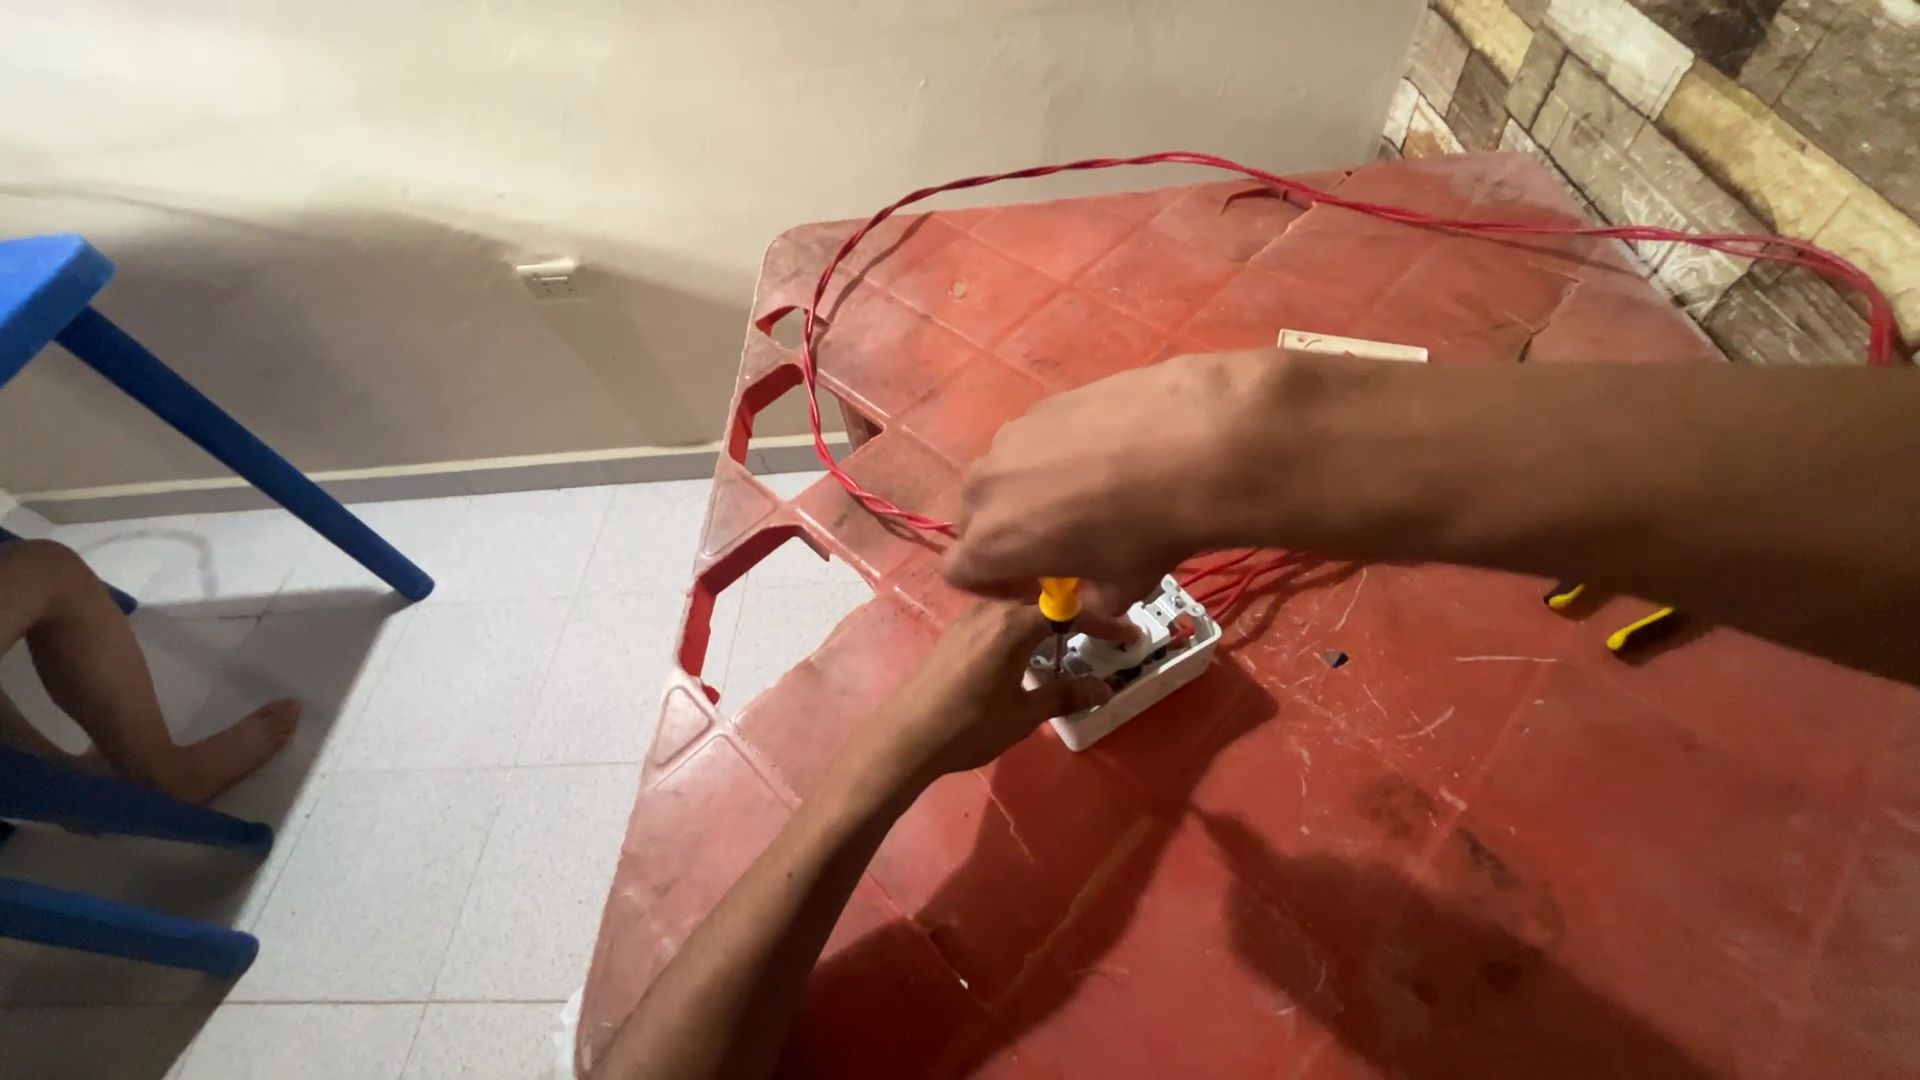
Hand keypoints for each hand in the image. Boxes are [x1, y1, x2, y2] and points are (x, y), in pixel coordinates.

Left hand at [852, 601, 1111, 785]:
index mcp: (1011, 625)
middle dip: (1080, 611)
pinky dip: (1027, 622)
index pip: (1070, 609)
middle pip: (1045, 597)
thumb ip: (1064, 695)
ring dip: (1051, 615)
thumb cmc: (967, 727)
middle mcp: (991, 609)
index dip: (1105, 622)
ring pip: (1021, 604)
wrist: (903, 738)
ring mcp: (970, 617)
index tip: (1131, 637)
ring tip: (1075, 637)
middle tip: (1107, 633)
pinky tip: (1033, 645)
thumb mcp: (1023, 715)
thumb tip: (1103, 688)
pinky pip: (1002, 614)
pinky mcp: (957, 631)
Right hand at [943, 350, 1276, 603]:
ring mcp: (1009, 439)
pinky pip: (1030, 441)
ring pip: (1000, 475)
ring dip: (1024, 492)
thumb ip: (1090, 600)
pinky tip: (1102, 455)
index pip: (957, 571)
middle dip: (1004, 535)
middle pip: (974, 520)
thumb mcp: (1120, 588)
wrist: (1189, 446)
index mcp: (991, 543)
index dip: (992, 584)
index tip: (1032, 583)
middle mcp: (984, 488)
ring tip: (1081, 492)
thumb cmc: (1144, 532)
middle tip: (1055, 540)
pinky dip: (1051, 455)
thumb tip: (1091, 595)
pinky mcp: (1039, 405)